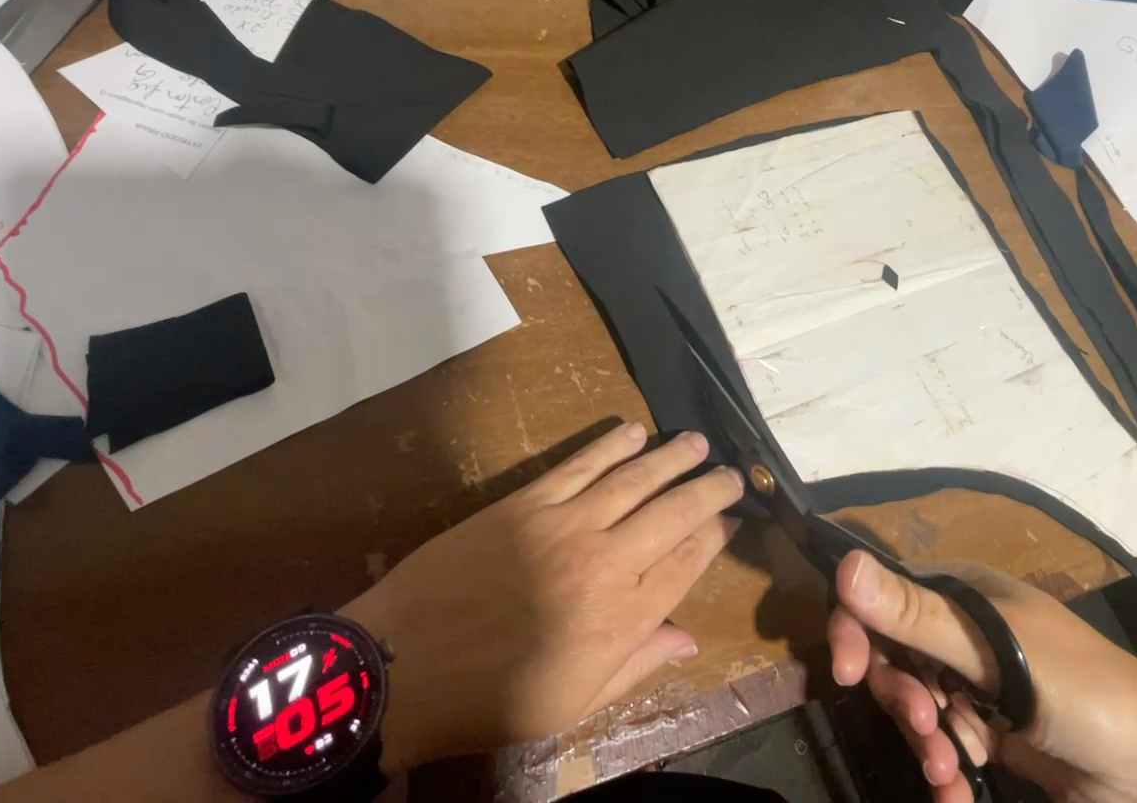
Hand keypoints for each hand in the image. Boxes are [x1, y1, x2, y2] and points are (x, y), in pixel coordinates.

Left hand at [339, 422, 742, 771]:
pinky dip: (612, 445)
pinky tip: (635, 432)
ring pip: (635, 479)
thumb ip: (636, 664)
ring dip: (671, 457)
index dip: (715, 535)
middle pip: (674, 513)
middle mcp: (607, 563)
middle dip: (710, 488)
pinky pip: (581, 464)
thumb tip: (688, 637)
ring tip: (697, 442)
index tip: (732, 518)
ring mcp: (566, 525)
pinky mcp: (526, 502)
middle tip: (731, 472)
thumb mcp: (572, 703)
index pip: (688, 562)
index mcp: (622, 620)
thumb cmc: (492, 698)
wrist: (405, 667)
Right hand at [826, 550, 1136, 802]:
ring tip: (948, 773)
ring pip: (914, 701)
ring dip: (922, 738)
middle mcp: (963, 628)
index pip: (883, 593)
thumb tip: (845, 565)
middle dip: (900, 696)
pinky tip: (956, 793)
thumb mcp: (997, 653)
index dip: (856, 627)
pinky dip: (943, 766)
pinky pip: (942, 739)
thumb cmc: (1086, 693)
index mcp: (964, 591)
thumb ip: (917, 615)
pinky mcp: (990, 727)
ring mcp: (976, 679)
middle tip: (926, 730)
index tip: (844, 672)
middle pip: (892, 653)